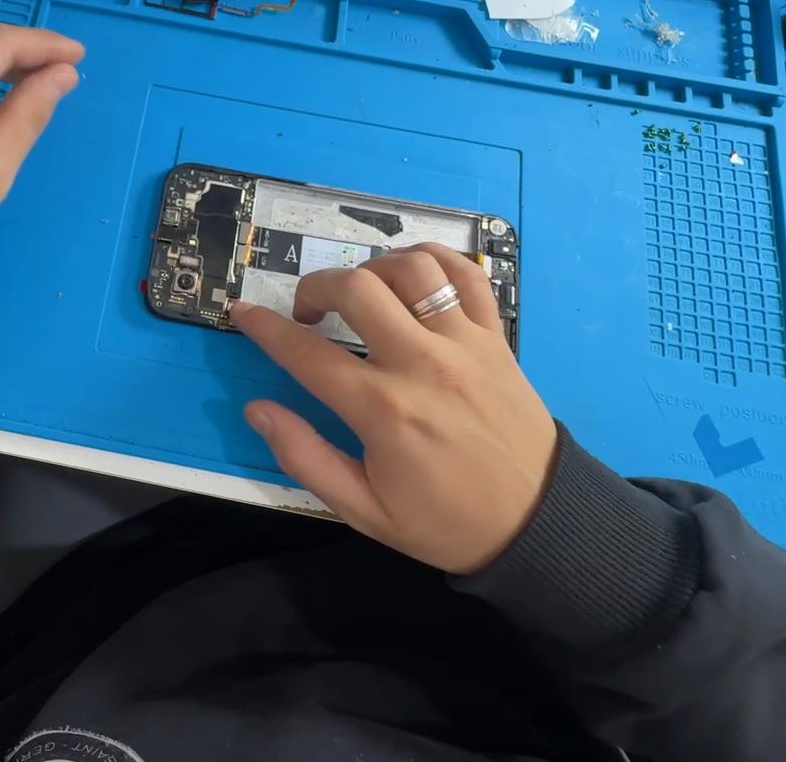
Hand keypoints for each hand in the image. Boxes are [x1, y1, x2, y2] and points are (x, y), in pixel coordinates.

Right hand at [232, 244, 557, 573]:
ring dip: (372, 269)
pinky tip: (412, 275)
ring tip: (361, 294)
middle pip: (356, 289)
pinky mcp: (496, 337)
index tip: (243, 312)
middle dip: (315, 288)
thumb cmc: (445, 521)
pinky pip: (466, 274)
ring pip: (410, 269)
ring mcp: (464, 343)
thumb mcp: (363, 509)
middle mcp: (421, 364)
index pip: (306, 353)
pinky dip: (434, 259)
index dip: (265, 328)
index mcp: (383, 410)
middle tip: (308, 312)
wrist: (541, 526)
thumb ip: (303, 456)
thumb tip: (256, 409)